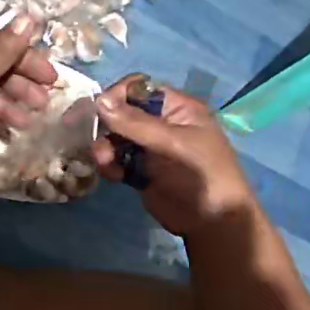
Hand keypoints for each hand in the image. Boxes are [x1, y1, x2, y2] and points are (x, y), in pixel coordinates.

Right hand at [91, 78, 257, 237]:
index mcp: (177, 109)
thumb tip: (99, 100)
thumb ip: (135, 123)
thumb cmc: (201, 174)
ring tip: (105, 163)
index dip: (117, 95)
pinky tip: (115, 177)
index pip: (139, 88)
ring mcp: (149, 148)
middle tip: (98, 142)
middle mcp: (161, 124)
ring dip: (105, 149)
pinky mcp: (139, 170)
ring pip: (114, 138)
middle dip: (106, 127)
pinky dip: (109, 165)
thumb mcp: (172, 144)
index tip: (99, 110)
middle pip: (121, 113)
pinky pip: (115, 159)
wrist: (211, 221)